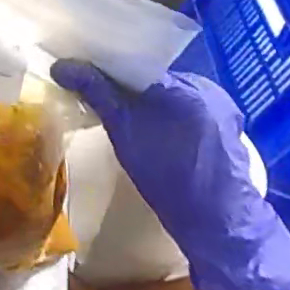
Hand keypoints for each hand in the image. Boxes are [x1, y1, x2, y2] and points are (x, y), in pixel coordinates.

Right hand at [51, 62, 289, 289]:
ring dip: (151, 104)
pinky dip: (172, 117)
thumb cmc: (167, 178)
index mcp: (183, 83)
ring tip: (129, 122)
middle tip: (104, 103)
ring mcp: (222, 107)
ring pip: (173, 96)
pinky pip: (191, 111)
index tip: (87, 79)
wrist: (217, 224)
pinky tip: (158, 136)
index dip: (109, 71)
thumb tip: (62, 65)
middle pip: (155, 80)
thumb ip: (96, 93)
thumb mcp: (124, 134)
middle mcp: (207, 86)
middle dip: (129, 90)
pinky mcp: (228, 127)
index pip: (136, 64)